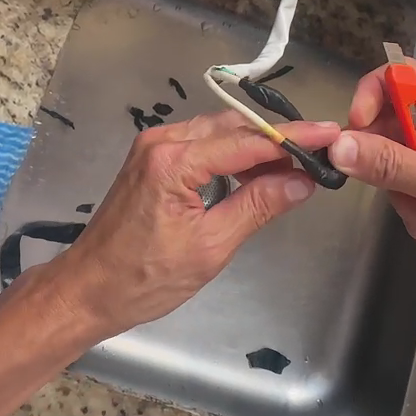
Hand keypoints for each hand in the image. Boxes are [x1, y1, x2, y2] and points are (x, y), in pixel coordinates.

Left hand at [48, 111, 338, 336]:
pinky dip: (230, 153)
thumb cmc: (145, 278)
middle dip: (276, 139)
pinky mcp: (152, 155)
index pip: (246, 140)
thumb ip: (257, 206)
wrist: (88, 289)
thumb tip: (301, 181)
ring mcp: (154, 144)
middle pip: (233, 127)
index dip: (292, 137)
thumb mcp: (210, 247)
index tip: (328, 133)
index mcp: (174, 160)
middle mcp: (163, 139)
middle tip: (314, 154)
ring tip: (290, 167)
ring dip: (254, 146)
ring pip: (218, 131)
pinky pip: (201, 142)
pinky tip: (251, 172)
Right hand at [327, 59, 415, 301]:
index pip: (398, 77)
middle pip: (392, 128)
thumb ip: (388, 163)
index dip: (372, 98)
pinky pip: (413, 197)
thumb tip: (336, 145)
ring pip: (398, 168)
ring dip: (412, 200)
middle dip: (393, 167)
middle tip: (407, 189)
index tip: (356, 132)